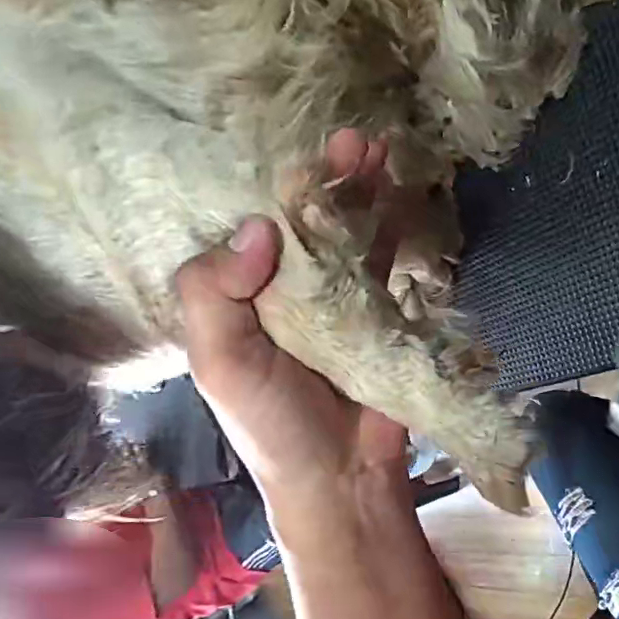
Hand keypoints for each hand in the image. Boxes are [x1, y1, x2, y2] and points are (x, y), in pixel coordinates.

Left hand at [176, 129, 410, 514]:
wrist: (342, 477)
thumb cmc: (274, 426)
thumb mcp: (221, 365)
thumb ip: (215, 295)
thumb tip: (260, 225)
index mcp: (243, 298)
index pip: (256, 228)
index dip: (277, 188)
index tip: (303, 155)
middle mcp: (290, 291)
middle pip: (309, 222)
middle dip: (330, 179)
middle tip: (354, 141)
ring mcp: (340, 302)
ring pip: (351, 234)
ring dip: (365, 192)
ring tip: (382, 150)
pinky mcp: (382, 315)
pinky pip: (387, 263)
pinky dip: (395, 229)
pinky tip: (403, 196)